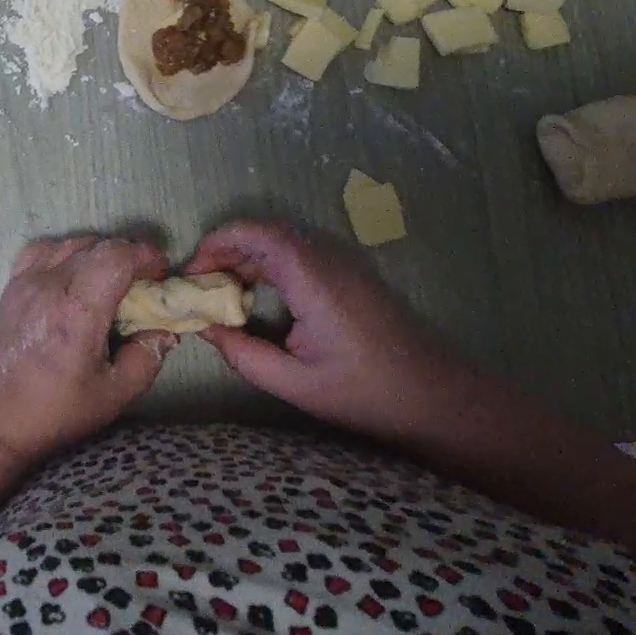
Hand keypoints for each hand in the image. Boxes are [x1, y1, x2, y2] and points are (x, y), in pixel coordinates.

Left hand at [0, 236, 176, 462]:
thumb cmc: (54, 409)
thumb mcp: (114, 394)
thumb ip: (146, 359)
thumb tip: (164, 331)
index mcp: (77, 310)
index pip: (115, 256)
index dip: (144, 256)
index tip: (160, 275)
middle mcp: (50, 285)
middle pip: (96, 245)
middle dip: (127, 256)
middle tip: (142, 283)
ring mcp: (26, 282)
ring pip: (70, 243)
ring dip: (98, 252)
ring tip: (112, 280)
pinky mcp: (12, 286)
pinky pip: (42, 251)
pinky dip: (65, 253)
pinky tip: (74, 274)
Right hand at [184, 221, 494, 445]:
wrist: (443, 400)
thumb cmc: (370, 394)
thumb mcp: (295, 384)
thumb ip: (244, 354)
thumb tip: (205, 329)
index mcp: (314, 281)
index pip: (257, 235)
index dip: (217, 243)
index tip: (192, 273)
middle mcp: (328, 262)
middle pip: (265, 234)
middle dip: (224, 251)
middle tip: (199, 284)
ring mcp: (342, 266)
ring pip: (280, 243)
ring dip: (244, 258)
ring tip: (220, 293)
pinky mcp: (349, 277)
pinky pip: (297, 256)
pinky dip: (266, 267)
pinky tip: (255, 298)